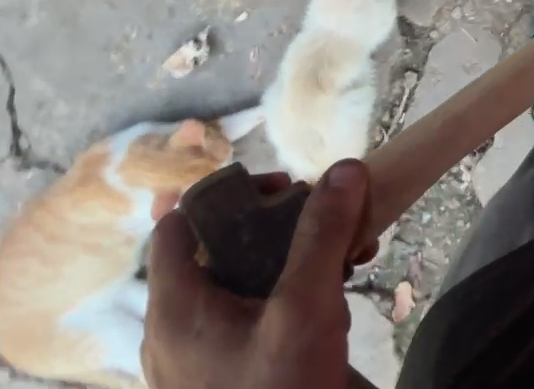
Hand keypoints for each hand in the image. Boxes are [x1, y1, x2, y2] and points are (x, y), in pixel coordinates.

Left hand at [144, 161, 370, 388]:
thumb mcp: (305, 306)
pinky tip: (347, 281)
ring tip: (356, 247)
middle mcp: (183, 323)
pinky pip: (266, 302)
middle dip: (287, 218)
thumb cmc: (280, 388)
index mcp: (177, 307)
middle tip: (334, 213)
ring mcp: (211, 346)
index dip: (226, 192)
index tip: (284, 186)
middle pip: (225, 242)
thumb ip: (322, 234)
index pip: (178, 224)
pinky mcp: (243, 360)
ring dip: (306, 247)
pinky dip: (305, 280)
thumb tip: (344, 166)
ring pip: (252, 271)